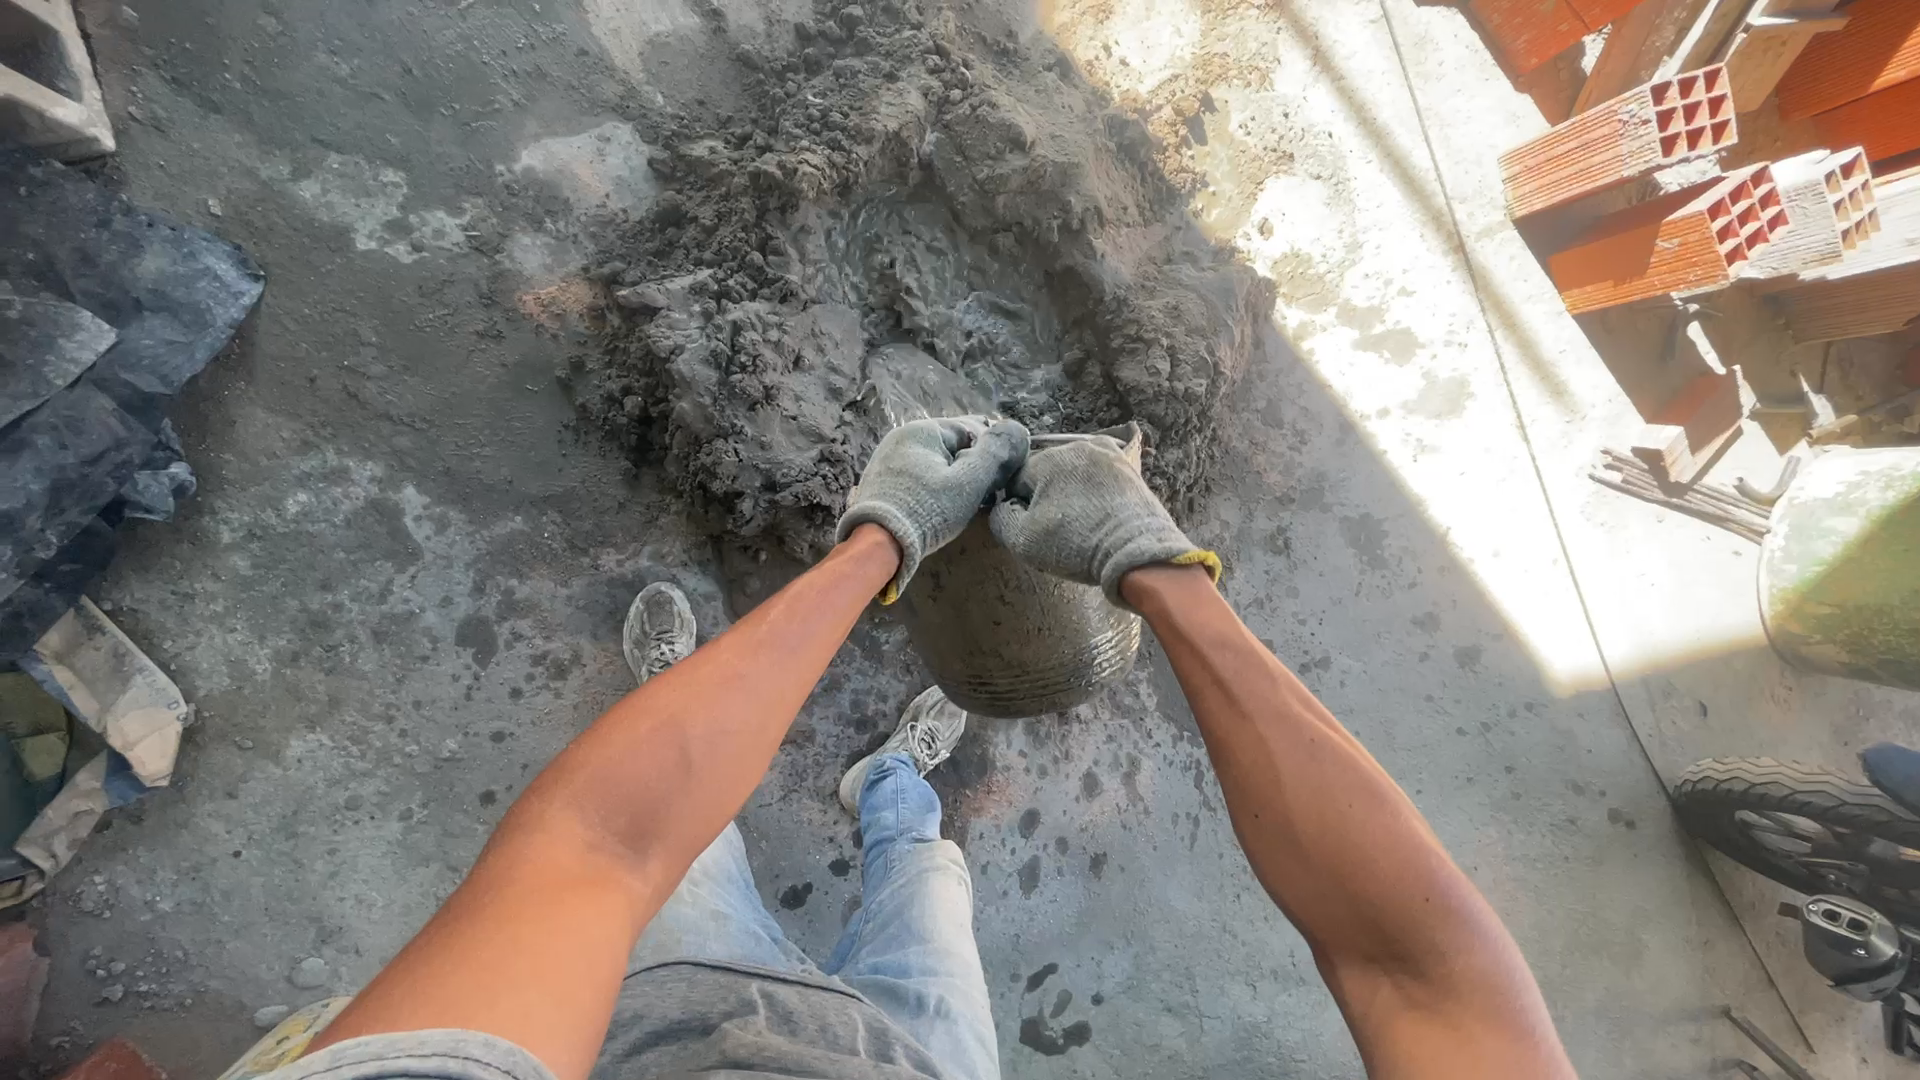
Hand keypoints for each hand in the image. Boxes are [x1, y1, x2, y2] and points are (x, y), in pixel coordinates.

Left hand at [837, 416, 1029, 602]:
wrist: (878, 544)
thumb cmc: (927, 511)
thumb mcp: (968, 483)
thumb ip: (994, 454)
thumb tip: (1016, 429)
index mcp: (922, 429)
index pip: (970, 429)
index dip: (989, 451)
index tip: (1000, 476)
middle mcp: (900, 437)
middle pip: (950, 446)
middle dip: (970, 465)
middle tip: (986, 492)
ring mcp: (887, 459)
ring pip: (934, 462)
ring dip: (953, 477)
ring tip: (966, 501)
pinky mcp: (881, 482)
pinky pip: (917, 476)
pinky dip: (933, 486)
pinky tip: (941, 506)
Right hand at [990, 433, 1218, 608]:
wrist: (1137, 553)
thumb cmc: (1076, 545)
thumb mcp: (1022, 540)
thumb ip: (999, 518)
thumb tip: (1003, 507)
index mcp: (1048, 458)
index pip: (1017, 480)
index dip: (1019, 506)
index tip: (1033, 527)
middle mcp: (1078, 446)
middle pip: (1047, 472)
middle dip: (1046, 496)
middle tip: (1058, 527)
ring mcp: (1108, 454)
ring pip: (1074, 473)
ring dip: (1071, 493)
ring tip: (1081, 522)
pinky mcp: (1129, 469)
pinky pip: (1099, 476)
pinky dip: (1094, 490)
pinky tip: (1098, 513)